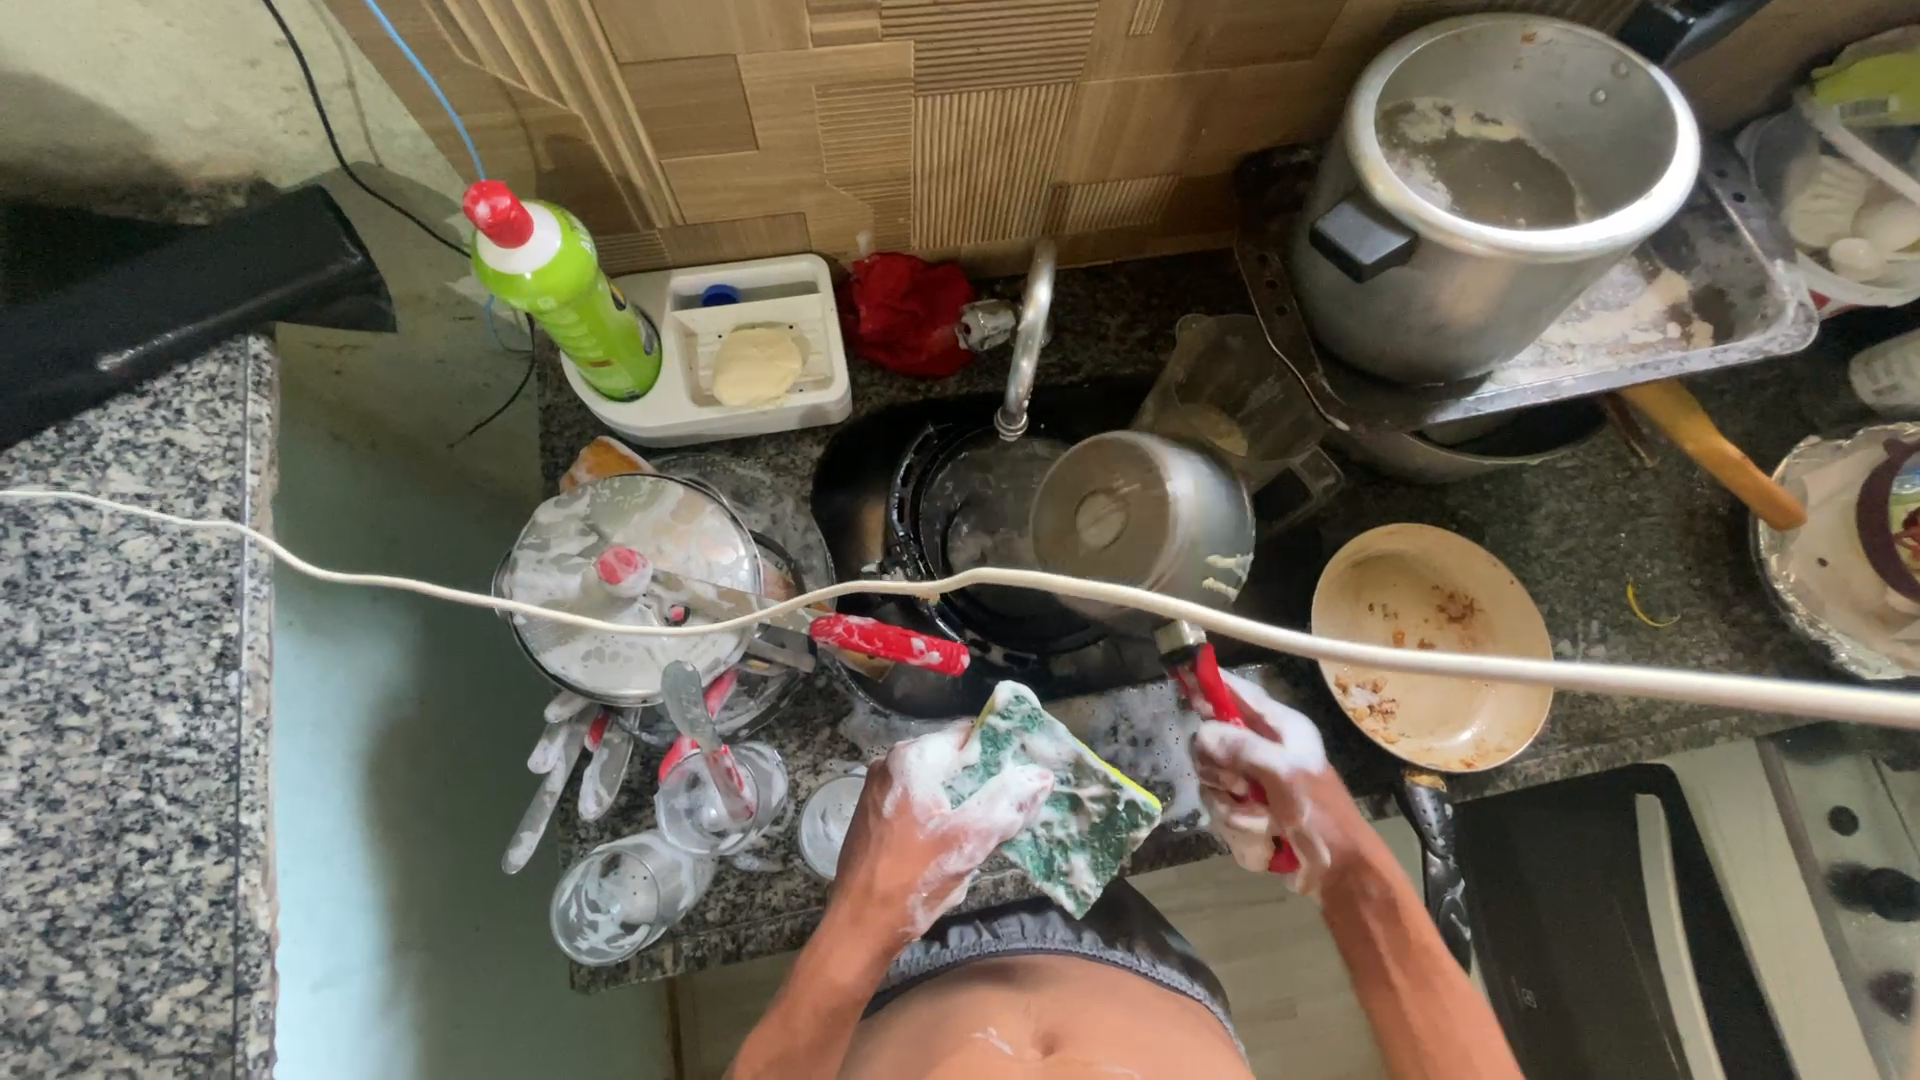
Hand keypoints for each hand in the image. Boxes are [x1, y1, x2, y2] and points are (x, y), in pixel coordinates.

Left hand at [833, 723, 1053, 949]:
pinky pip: (919, 798)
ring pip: (937, 781)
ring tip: (988, 827)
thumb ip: (1007, 803)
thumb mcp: (969, 841)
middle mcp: (891, 762)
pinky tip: (956, 839)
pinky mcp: (875, 810)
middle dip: (984, 781)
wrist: (857, 926)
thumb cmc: (912, 881)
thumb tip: (1040, 775)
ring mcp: (880, 786)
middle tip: (1014, 805)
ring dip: (963, 800)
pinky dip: (941, 811)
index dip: (1000, 752)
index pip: (968, 735)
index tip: (1026, 774)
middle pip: (952, 758)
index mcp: (912, 758)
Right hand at [1190, 671, 1368, 896]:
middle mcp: (1263, 746)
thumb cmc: (1320, 813)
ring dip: (1229, 799)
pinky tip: (1258, 830)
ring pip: (1211, 774)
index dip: (1212, 686)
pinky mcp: (1245, 804)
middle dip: (1218, 766)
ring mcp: (1252, 776)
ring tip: (1257, 814)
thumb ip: (1243, 748)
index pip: (1240, 694)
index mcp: (1281, 727)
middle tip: (1238, 784)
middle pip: (1213, 738)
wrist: (1339, 868)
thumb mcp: (1284, 774)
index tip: (1185, 681)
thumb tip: (1202, 734)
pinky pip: (1218, 801)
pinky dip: (1234, 819)